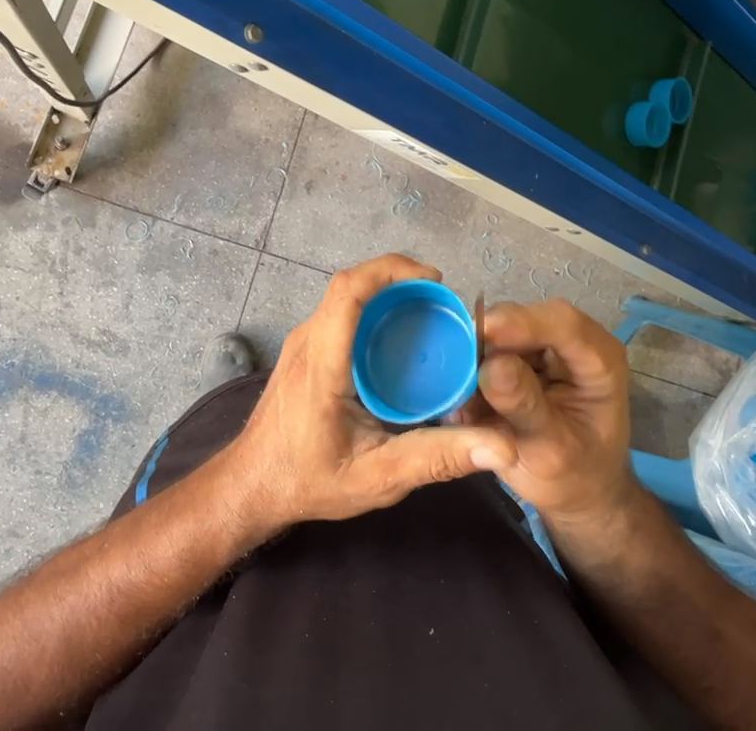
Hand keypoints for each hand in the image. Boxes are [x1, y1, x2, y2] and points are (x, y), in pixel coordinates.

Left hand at [218, 254, 514, 529]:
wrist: (252, 485)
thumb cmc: (307, 481)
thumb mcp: (376, 478)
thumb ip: (435, 460)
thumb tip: (502, 447)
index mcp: (322, 363)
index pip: (349, 291)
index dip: (392, 270)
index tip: (436, 279)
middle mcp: (308, 341)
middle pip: (351, 286)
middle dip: (400, 281)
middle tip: (446, 303)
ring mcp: (302, 343)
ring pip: (346, 298)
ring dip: (388, 295)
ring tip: (433, 316)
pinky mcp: (305, 351)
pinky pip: (342, 315)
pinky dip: (375, 314)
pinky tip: (404, 340)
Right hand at [456, 298, 643, 534]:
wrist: (574, 492)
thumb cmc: (575, 475)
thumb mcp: (552, 450)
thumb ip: (525, 406)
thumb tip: (492, 365)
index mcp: (598, 360)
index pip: (561, 323)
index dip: (520, 323)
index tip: (480, 336)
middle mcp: (569, 343)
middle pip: (521, 320)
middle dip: (485, 342)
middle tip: (453, 373)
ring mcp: (540, 347)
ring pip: (495, 331)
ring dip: (471, 358)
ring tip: (459, 396)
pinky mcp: (516, 355)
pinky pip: (482, 350)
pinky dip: (468, 371)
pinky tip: (464, 400)